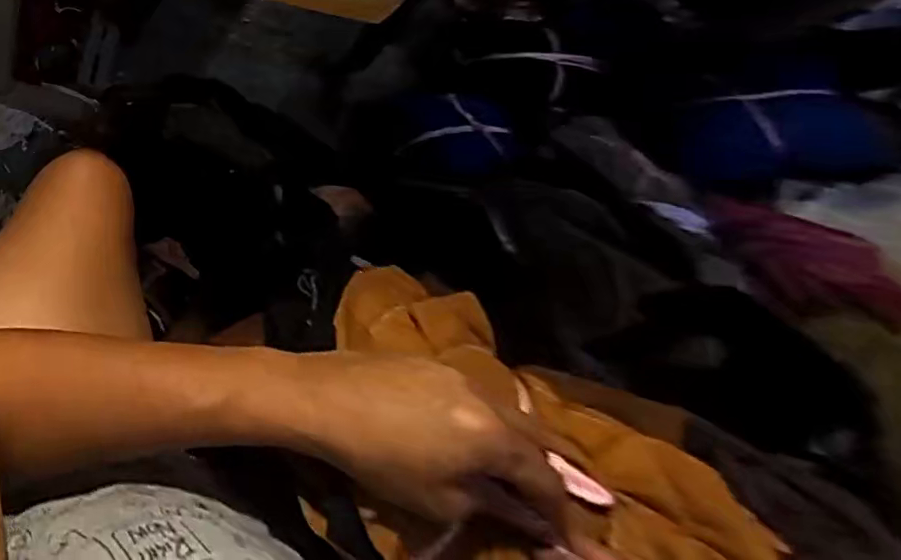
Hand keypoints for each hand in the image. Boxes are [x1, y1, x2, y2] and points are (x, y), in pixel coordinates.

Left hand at [279, 353, 593, 552]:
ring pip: (506, 407)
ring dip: (525, 437)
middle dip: (560, 468)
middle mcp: (481, 395)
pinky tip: (483, 428)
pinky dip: (490, 414)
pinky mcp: (421, 360)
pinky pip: (473, 390)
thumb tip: (533, 520)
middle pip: (536, 435)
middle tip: (584, 495)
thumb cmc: (376, 455)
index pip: (546, 480)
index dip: (563, 515)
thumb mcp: (441, 498)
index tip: (572, 541)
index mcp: (493, 434)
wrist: (316, 395)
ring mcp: (449, 371)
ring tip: (535, 462)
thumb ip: (495, 507)